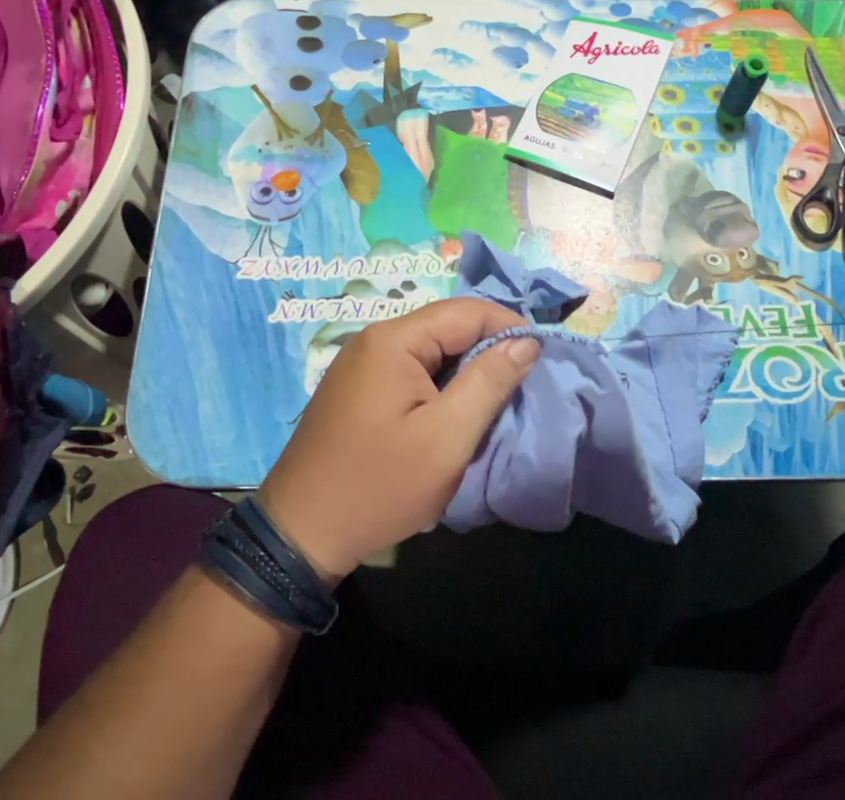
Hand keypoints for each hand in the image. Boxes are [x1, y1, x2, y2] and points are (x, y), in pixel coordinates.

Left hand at [255, 298, 539, 579]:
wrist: (301, 533)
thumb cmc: (379, 486)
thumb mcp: (446, 438)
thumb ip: (488, 383)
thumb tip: (526, 342)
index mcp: (393, 341)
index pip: (468, 311)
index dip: (511, 328)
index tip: (543, 361)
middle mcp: (374, 340)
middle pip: (448, 328)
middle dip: (490, 352)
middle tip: (521, 390)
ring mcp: (362, 365)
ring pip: (432, 352)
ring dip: (467, 374)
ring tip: (493, 407)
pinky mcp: (359, 391)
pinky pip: (412, 373)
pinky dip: (441, 388)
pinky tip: (455, 417)